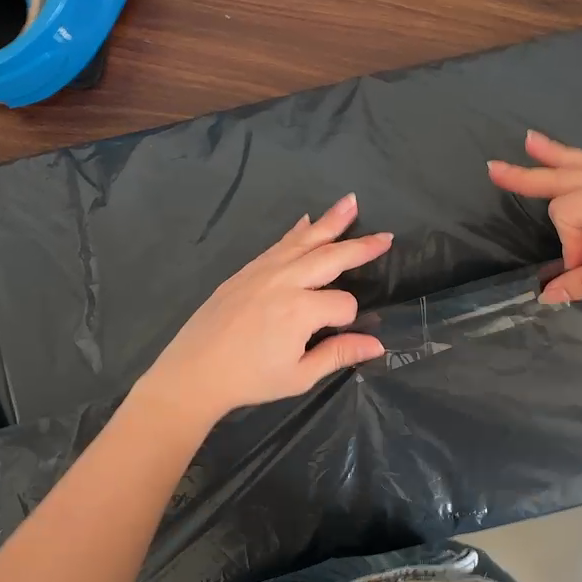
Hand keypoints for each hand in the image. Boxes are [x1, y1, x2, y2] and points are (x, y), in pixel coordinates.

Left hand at [134, 193, 388, 427]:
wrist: (195, 372)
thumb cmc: (249, 380)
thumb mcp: (299, 376)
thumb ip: (338, 354)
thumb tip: (377, 345)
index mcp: (301, 311)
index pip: (344, 305)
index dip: (349, 320)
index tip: (340, 335)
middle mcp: (285, 282)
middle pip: (331, 257)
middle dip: (361, 247)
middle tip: (387, 235)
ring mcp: (263, 272)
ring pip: (304, 241)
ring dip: (331, 222)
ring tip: (351, 202)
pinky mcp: (247, 271)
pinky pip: (278, 244)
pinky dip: (296, 232)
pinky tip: (307, 221)